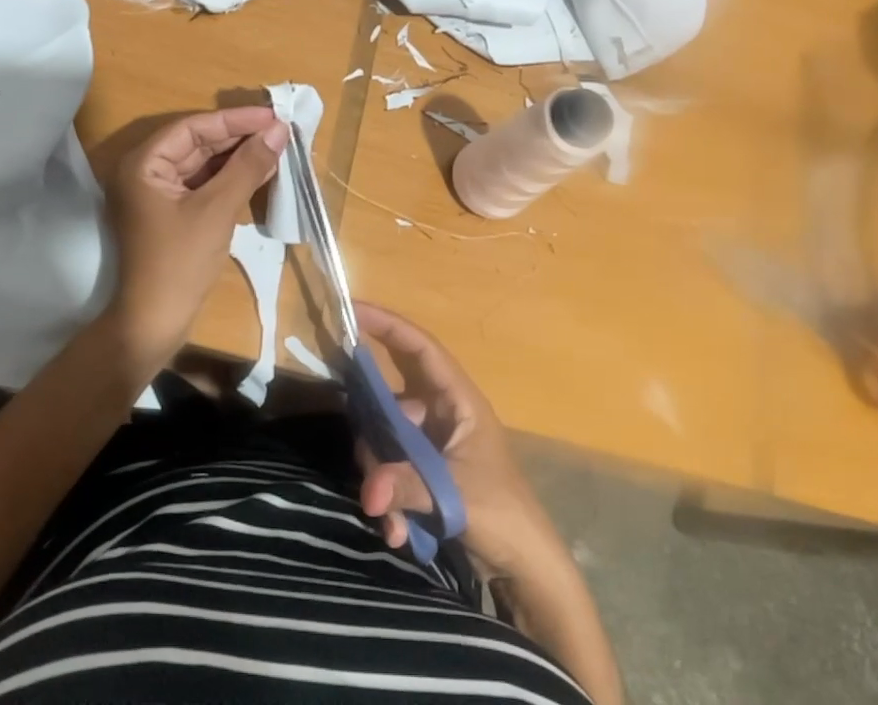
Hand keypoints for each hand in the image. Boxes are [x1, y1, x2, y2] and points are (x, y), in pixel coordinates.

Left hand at [104, 106, 286, 363]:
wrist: (155, 321)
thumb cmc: (181, 262)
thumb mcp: (217, 210)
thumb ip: (248, 167)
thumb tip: (279, 131)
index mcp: (143, 164)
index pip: (192, 128)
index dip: (234, 120)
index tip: (272, 116)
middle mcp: (144, 173)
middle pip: (195, 143)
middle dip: (238, 137)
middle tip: (279, 130)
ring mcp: (155, 195)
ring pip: (201, 164)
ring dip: (236, 157)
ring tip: (276, 148)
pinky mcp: (169, 215)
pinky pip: (202, 185)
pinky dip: (229, 179)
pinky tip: (258, 173)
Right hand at [353, 302, 561, 575]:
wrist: (525, 566)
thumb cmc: (503, 514)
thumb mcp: (454, 495)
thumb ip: (407, 485)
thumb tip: (369, 488)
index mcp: (461, 402)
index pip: (421, 349)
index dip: (389, 326)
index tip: (352, 311)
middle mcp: (443, 415)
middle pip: (390, 403)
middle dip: (374, 439)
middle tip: (370, 475)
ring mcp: (433, 445)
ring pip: (386, 443)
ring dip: (382, 482)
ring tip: (392, 521)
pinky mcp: (425, 473)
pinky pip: (391, 471)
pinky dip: (389, 499)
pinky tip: (399, 532)